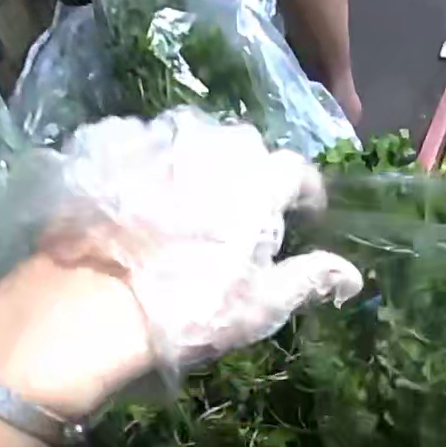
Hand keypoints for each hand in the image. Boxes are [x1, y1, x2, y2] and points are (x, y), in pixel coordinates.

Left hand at [0, 109, 362, 417]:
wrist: (90, 307)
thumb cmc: (192, 310)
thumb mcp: (263, 304)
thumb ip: (313, 278)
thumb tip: (355, 274)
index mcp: (261, 179)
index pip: (300, 174)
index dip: (306, 198)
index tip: (303, 219)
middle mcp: (214, 142)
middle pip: (248, 151)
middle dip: (253, 179)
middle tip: (241, 219)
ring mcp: (157, 136)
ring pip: (194, 140)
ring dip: (201, 166)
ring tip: (188, 206)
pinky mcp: (107, 142)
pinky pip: (142, 143)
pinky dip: (149, 165)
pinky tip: (138, 200)